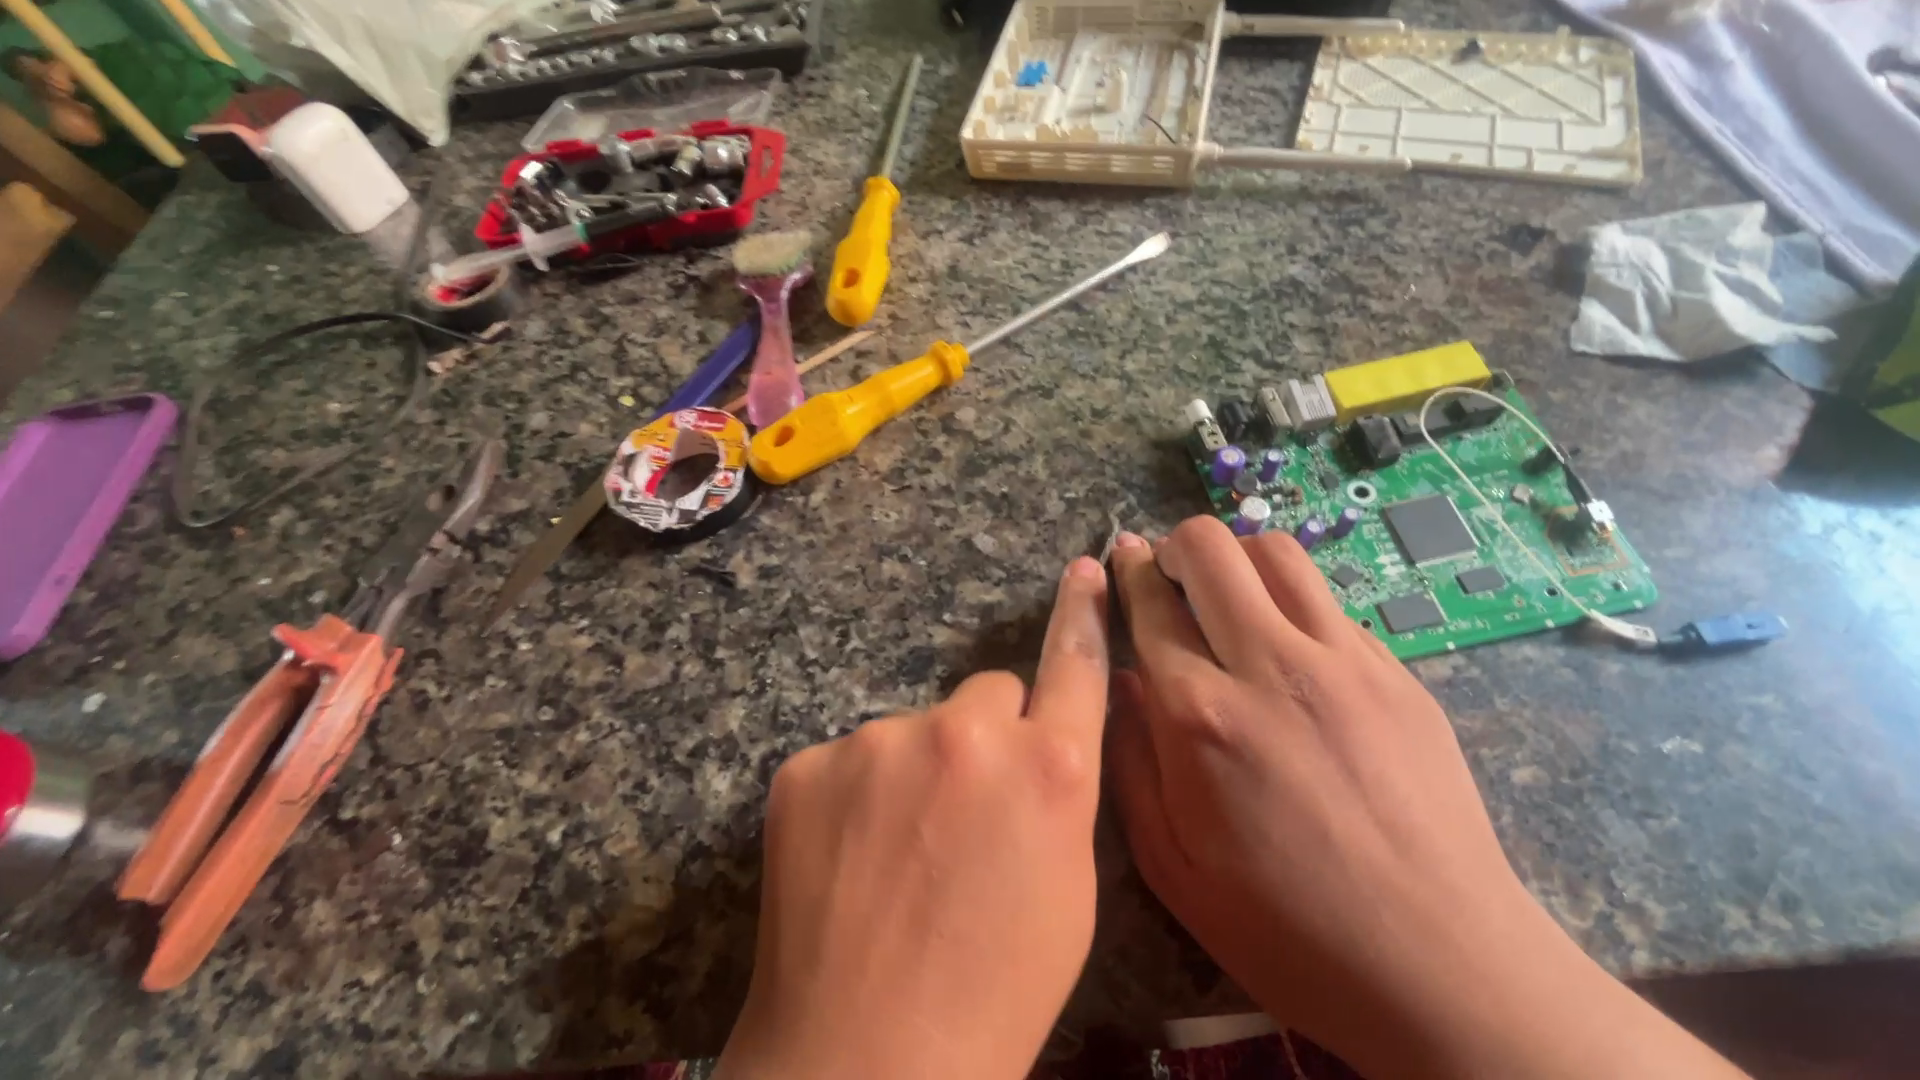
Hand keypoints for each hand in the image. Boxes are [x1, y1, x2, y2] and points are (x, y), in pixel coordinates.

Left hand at [716, 557, 1111, 1079]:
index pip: (1075, 664)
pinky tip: (846, 860)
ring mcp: (876, 742)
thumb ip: (1060, 794)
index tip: (1088, 567)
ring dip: (915, 771)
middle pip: (986, 696)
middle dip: (987, 739)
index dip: (1083, 616)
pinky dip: (853, 796)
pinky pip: (850, 760)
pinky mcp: (806, 764)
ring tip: (897, 857)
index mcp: (1050, 769)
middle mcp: (965, 733)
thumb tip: (1042, 741)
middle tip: (966, 817)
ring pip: (914, 731)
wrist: (868, 1058)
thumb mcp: (1069, 890)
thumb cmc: (997, 990)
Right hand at [1108, 517, 1745, 1079]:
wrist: (1437, 964)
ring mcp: (1345, 663)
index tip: (1120, 559)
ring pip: (1279, 553)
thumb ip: (1131, 760)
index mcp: (1200, 715)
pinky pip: (1331, 603)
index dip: (1129, 571)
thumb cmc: (1283, 928)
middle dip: (1176, 544)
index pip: (1151, 604)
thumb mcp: (1170, 865)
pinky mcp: (1399, 674)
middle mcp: (1270, 665)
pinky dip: (1293, 602)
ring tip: (1228, 595)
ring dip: (1239, 557)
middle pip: (1212, 549)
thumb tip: (1123, 681)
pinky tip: (1290, 651)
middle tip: (1168, 574)